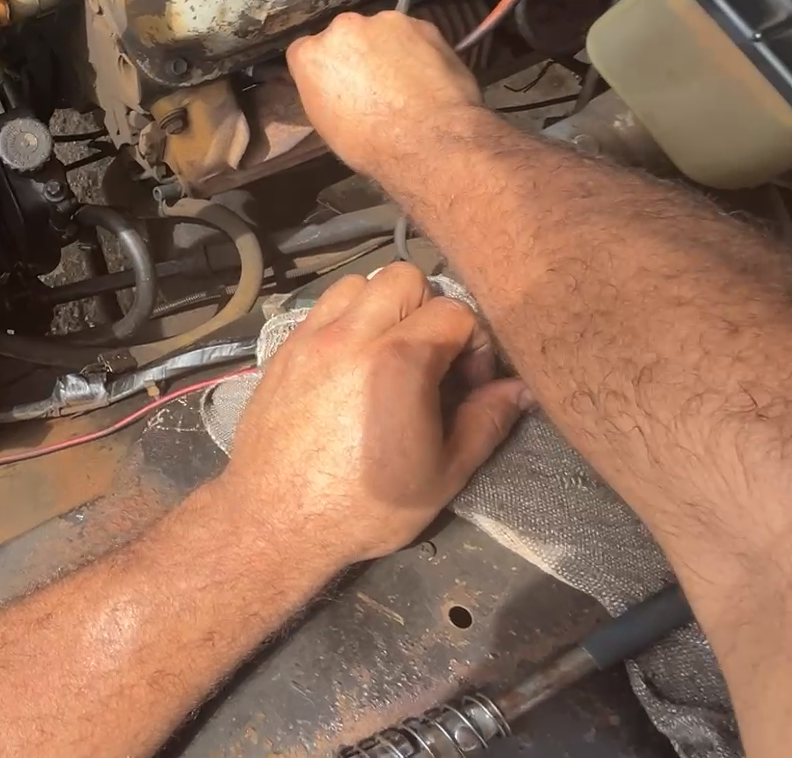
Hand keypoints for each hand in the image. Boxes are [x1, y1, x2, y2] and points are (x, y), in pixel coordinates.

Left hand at [214, 263, 527, 571]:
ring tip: (388, 352)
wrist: (274, 515)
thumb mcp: (442, 474)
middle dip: (428, 306)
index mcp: (396, 360)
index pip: (454, 310)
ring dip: (381, 305)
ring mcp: (308, 337)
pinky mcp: (282, 348)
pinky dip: (343, 319)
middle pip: (402, 275)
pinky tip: (350, 364)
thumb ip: (485, 421)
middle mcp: (349, 334)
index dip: (474, 343)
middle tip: (430, 356)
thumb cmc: (363, 505)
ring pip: (354, 283)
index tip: (467, 382)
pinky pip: (320, 309)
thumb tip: (518, 389)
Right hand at [286, 11, 486, 172]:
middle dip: (352, 54)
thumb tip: (334, 87)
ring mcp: (384, 21)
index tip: (332, 86)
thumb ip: (322, 90)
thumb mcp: (324, 122)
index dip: (321, 70)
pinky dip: (414, 51)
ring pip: (379, 32)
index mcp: (310, 54)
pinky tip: (423, 78)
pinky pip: (411, 35)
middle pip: (343, 36)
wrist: (427, 137)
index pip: (305, 52)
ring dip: (384, 50)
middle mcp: (343, 27)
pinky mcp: (422, 23)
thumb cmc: (366, 141)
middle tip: (368, 84)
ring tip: (400, 82)